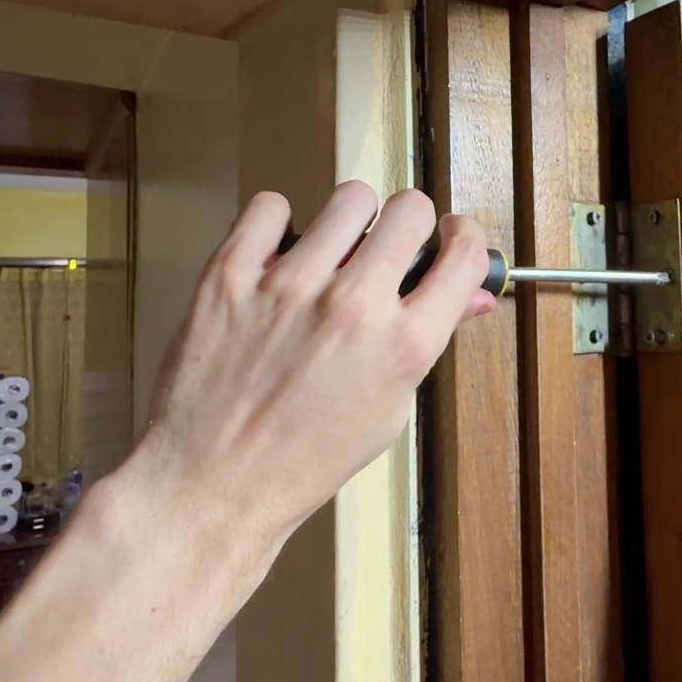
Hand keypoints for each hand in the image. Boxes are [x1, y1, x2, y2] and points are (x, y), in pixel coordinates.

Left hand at [131, 182, 495, 551]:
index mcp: (402, 346)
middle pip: (412, 209)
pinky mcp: (231, 275)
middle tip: (392, 246)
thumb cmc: (305, 459)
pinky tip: (279, 254)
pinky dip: (280, 223)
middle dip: (412, 223)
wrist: (212, 484)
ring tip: (336, 249)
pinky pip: (271, 206)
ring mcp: (290, 286)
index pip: (464, 255)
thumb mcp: (389, 409)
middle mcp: (352, 308)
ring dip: (354, 219)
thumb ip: (429, 341)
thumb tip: (468, 295)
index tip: (450, 238)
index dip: (466, 238)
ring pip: (351, 197)